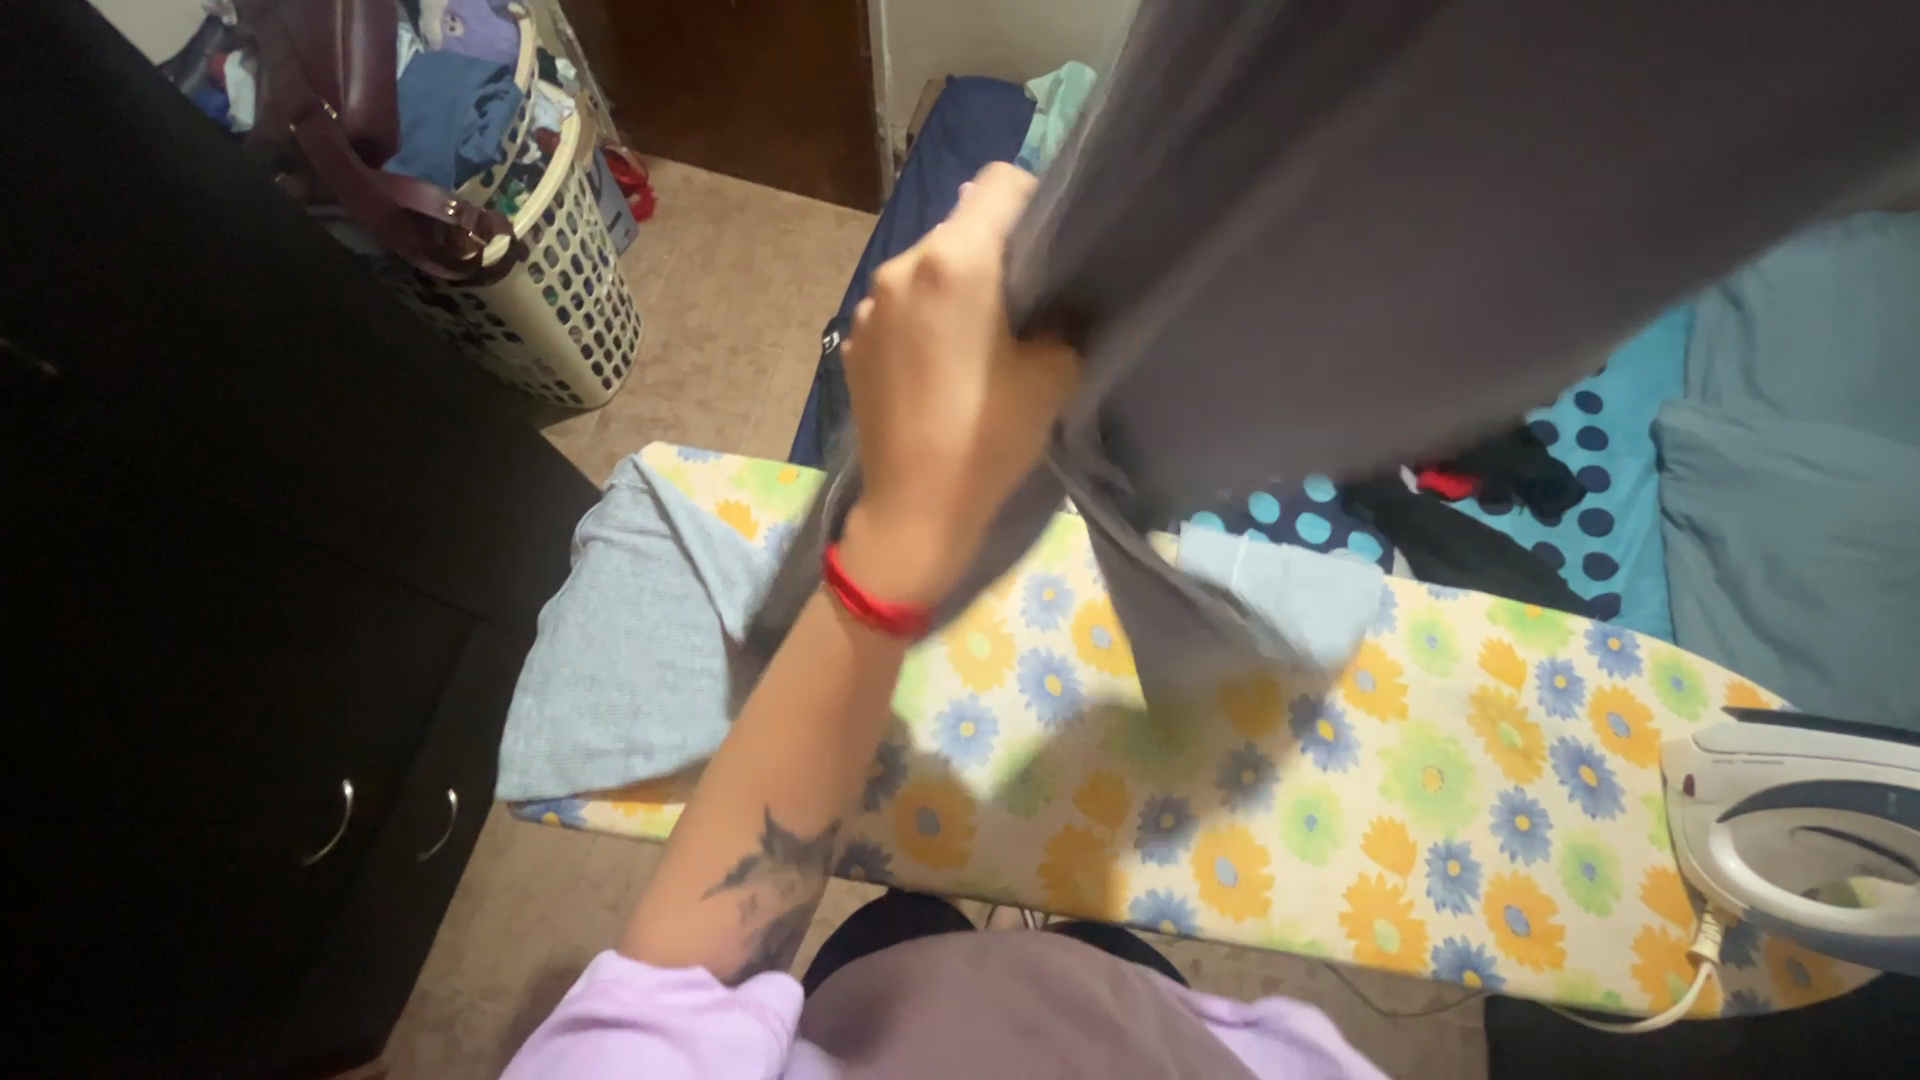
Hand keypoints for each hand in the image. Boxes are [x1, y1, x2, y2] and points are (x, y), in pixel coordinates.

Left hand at [838, 163, 1080, 603]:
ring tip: (973, 340)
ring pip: (923, 268)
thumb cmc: (988, 438)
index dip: (1035, 204)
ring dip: (951, 287)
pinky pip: (897, 307)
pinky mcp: (853, 341)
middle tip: (1018, 303)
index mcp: (955, 261)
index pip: (1000, 184)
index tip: (1050, 248)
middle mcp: (901, 266)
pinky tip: (935, 367)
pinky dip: (921, 319)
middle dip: (991, 251)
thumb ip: (1058, 318)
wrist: (914, 508)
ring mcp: (869, 305)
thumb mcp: (1052, 375)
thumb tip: (1046, 303)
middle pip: (957, 227)